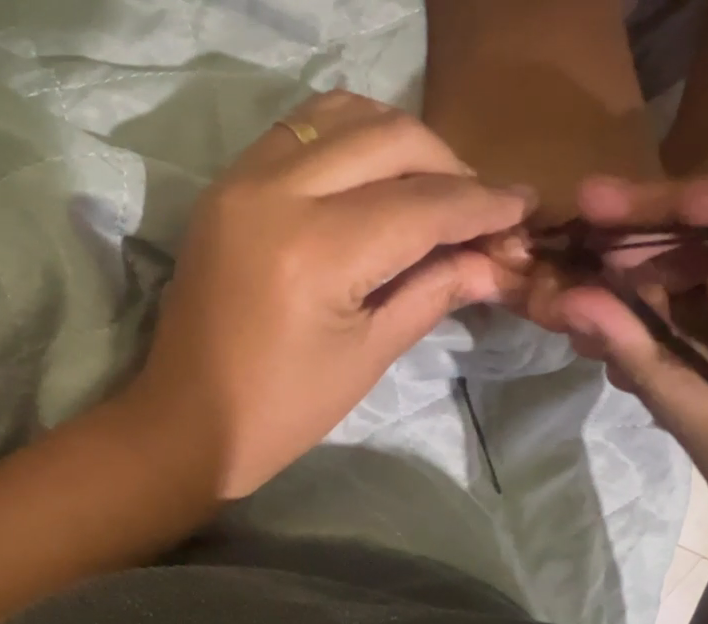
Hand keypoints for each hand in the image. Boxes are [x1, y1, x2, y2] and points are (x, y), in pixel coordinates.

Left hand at [121, 90, 532, 498]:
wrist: (184, 424)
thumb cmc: (278, 413)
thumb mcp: (366, 357)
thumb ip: (433, 291)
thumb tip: (498, 259)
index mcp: (315, 251)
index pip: (423, 204)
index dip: (482, 206)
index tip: (523, 209)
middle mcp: (275, 194)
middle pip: (391, 138)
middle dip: (450, 166)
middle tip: (476, 208)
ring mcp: (240, 182)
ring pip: (343, 115)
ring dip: (398, 140)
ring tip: (426, 188)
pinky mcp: (224, 187)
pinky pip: (299, 131)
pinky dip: (346, 139)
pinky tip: (370, 179)